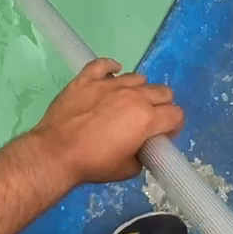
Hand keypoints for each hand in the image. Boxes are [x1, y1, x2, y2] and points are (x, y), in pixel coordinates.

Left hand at [23, 58, 184, 185]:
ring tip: (126, 102)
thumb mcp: (128, 169)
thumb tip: (141, 146)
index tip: (162, 134)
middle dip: (160, 106)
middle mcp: (132, 96)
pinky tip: (111, 74)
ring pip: (137, 77)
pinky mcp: (86, 79)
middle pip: (162, 92)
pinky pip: (103, 64)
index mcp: (146, 119)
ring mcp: (108, 84)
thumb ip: (142, 154)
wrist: (56, 153)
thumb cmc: (93, 164)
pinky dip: (110, 67)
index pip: (176, 114)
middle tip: (147, 120)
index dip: (173, 126)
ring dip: (138, 90)